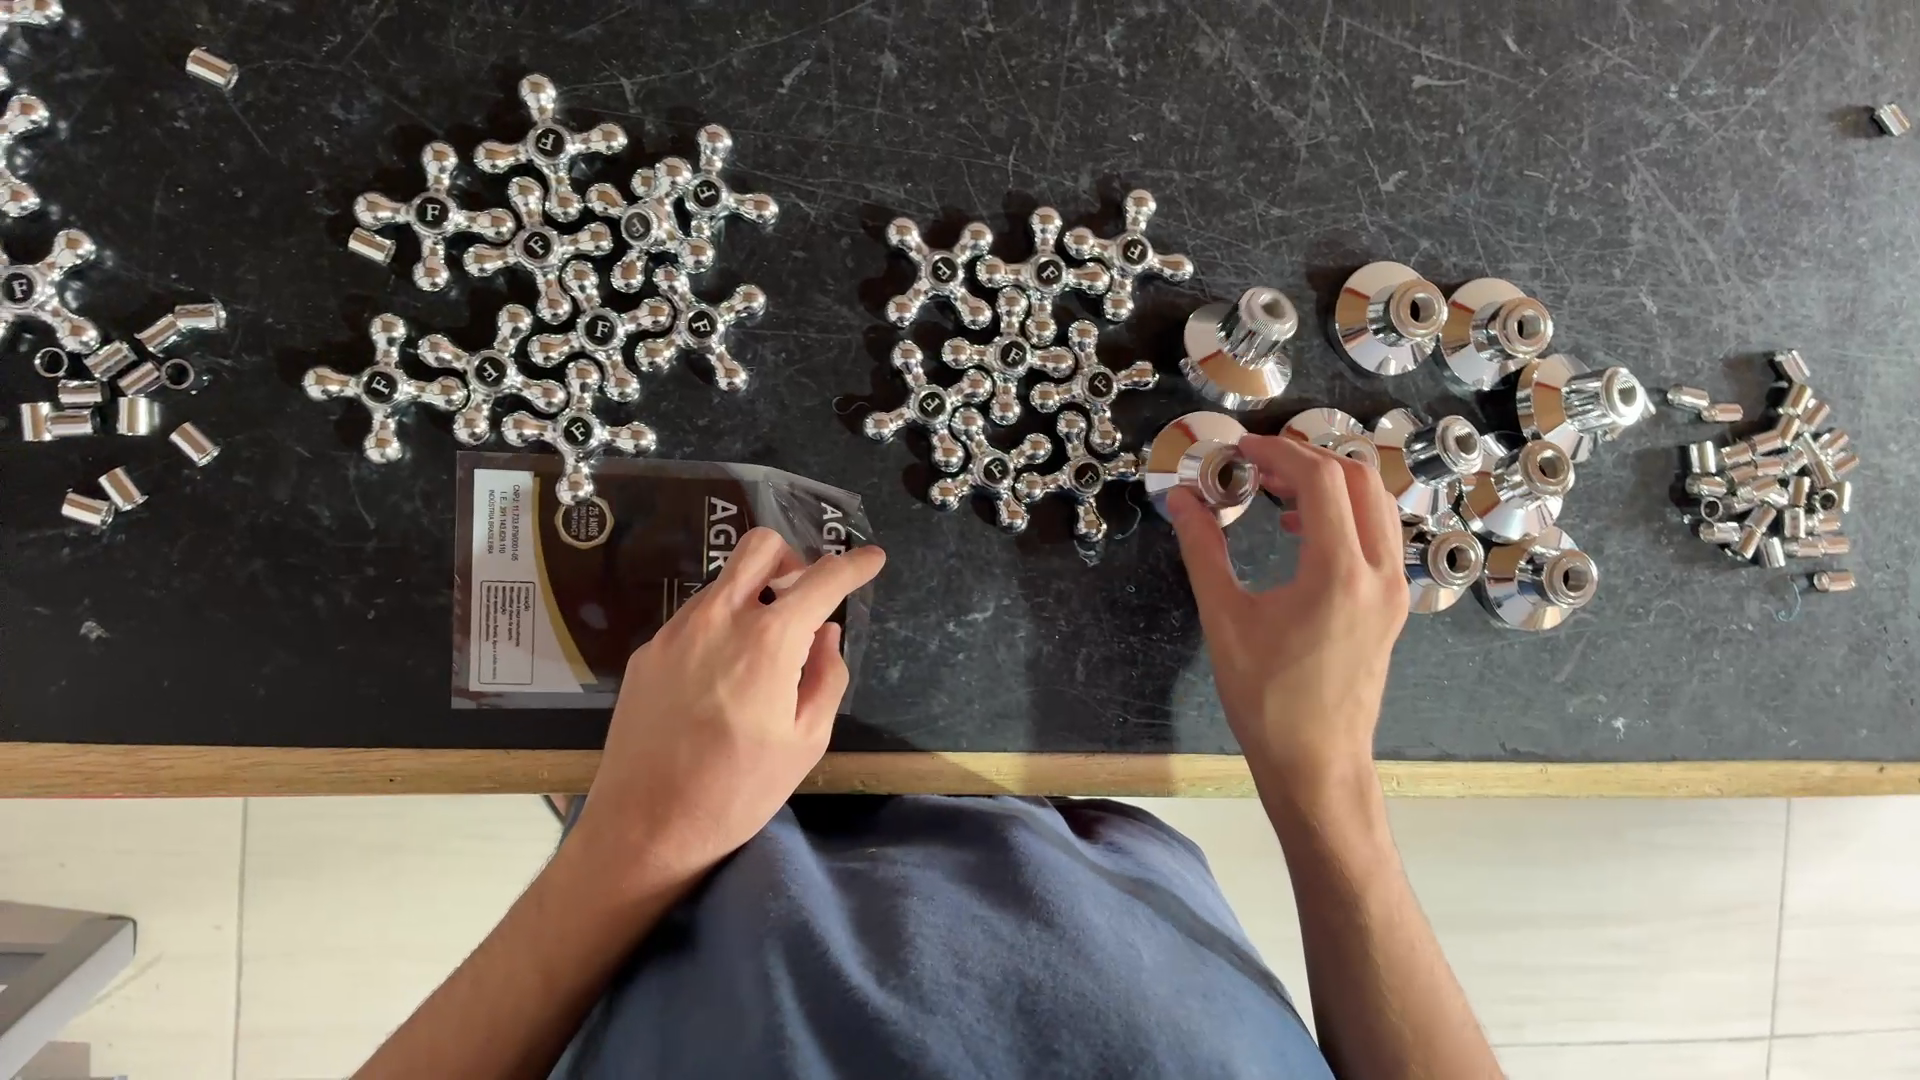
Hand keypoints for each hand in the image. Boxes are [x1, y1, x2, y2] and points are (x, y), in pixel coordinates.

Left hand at [571, 527, 885, 890]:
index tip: (872, 558)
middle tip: (803, 601)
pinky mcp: (648, 651)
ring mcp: (676, 631)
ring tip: (762, 653)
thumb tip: (825, 634)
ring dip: (755, 596)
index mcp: (767, 641)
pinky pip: (696, 616)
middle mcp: (718, 618)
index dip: (854, 565)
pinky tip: (721, 678)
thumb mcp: (807, 740)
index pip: (822, 580)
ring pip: (725, 580)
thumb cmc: (739, 790)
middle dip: (793, 559)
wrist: (644, 828)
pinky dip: (723, 625)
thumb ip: (828, 675)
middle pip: (760, 547)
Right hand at [1165, 435, 1408, 800]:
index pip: (1321, 479)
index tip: (1241, 449)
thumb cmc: (1265, 697)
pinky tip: (1302, 534)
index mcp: (1338, 571)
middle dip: (1307, 460)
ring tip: (1278, 493)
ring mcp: (1394, 589)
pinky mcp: (1393, 605)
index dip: (1278, 452)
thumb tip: (1180, 501)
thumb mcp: (1224, 618)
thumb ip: (1203, 550)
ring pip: (1377, 505)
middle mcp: (1380, 572)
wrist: (1316, 761)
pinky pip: (1379, 535)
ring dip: (1330, 485)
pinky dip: (1345, 515)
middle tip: (1258, 466)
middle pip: (1359, 479)